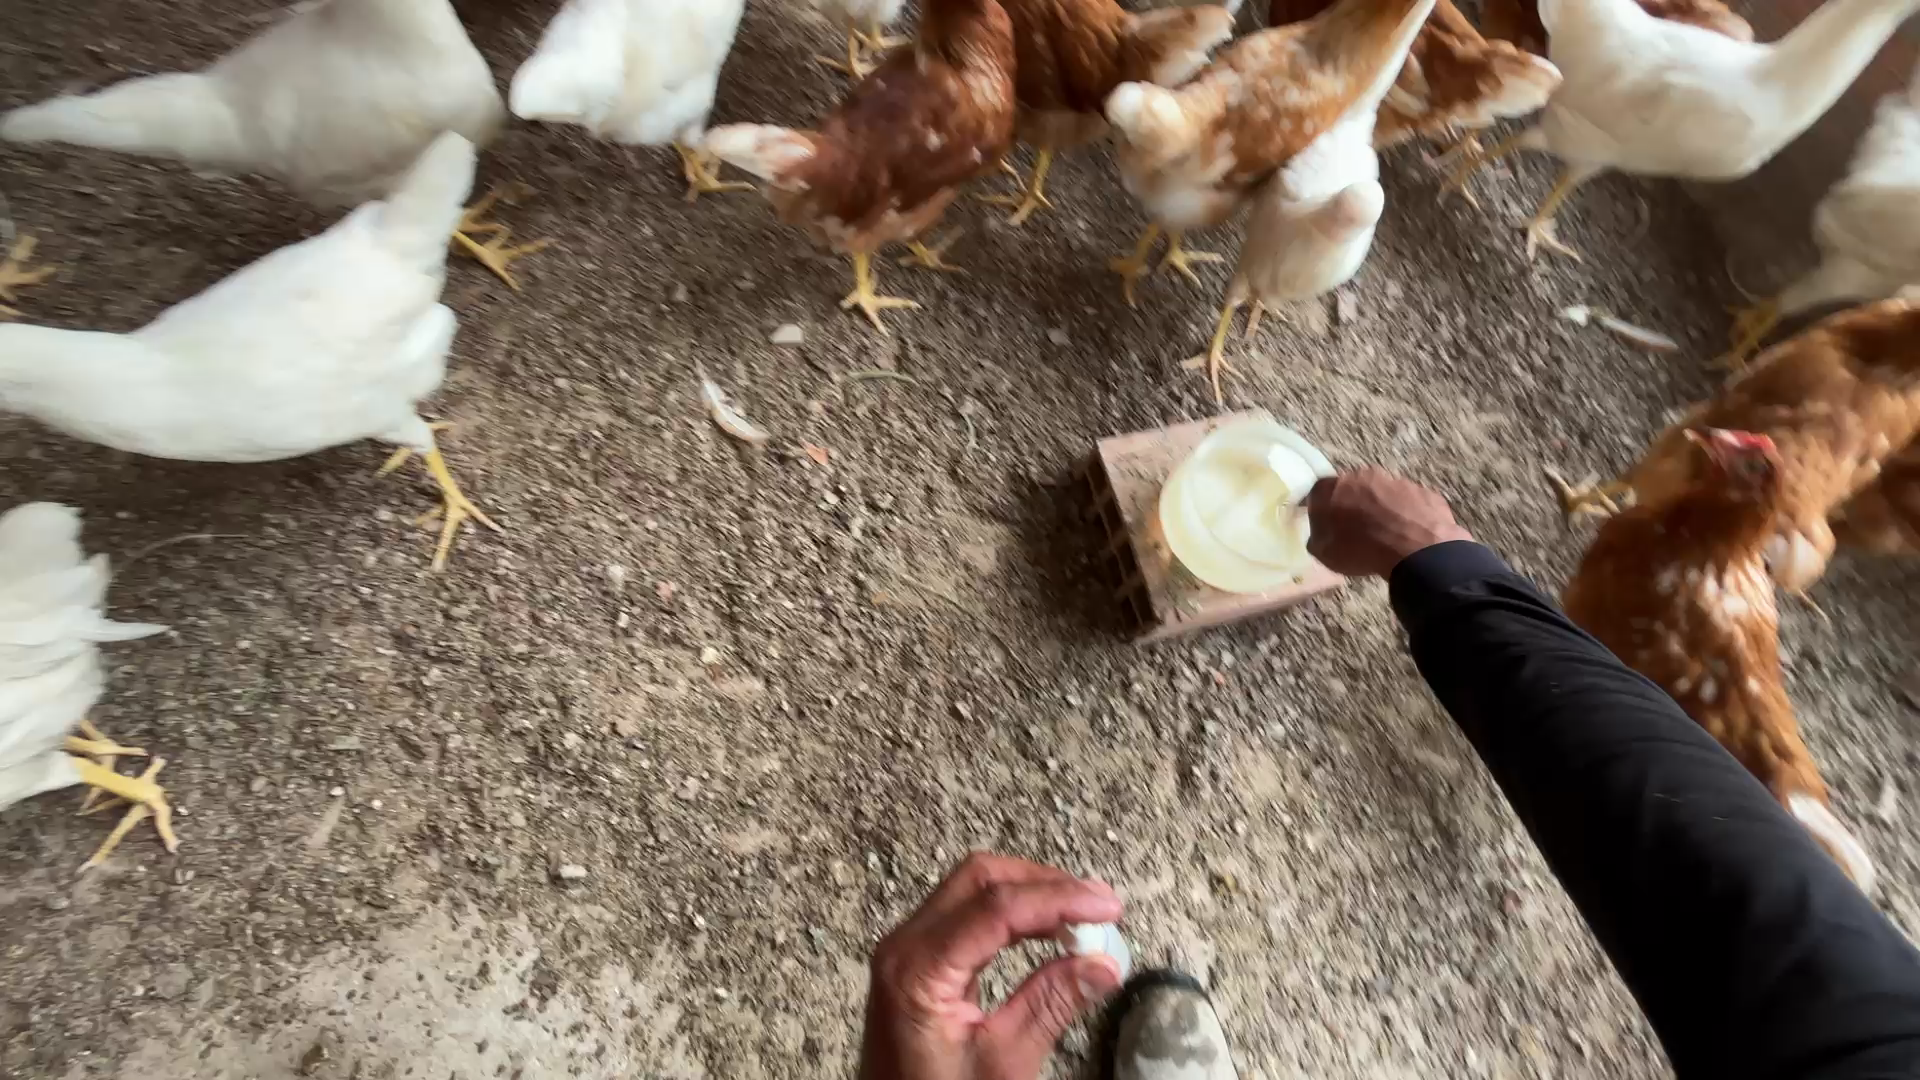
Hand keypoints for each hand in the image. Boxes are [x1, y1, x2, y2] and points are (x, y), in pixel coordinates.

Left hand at [859, 853, 1125, 1079]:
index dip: (1056, 898)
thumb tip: (1106, 963)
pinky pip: (964, 909)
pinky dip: (1009, 909)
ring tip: (1081, 913)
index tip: (1108, 907)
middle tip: (1096, 904)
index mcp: (917, 968)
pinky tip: (1045, 926)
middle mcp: (904, 941)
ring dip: (1028, 891)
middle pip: (979, 878)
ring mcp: (906, 944)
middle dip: (1042, 883)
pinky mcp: (917, 954)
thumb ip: (1050, 1005)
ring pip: (972, 886)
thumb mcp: (1002, 1065)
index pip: (994, 907)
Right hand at [1305, 468, 1473, 577]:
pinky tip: (1408, 535)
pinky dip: (1406, 515)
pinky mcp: (1424, 492)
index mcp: (1331, 488)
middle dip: (1353, 504)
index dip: (1321, 508)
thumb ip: (1318, 535)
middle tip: (1355, 528)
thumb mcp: (1323, 552)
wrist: (1416, 551)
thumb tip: (1321, 532)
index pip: (1318, 493)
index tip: (1325, 523)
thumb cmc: (1360, 549)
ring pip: (1383, 493)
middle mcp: (1361, 476)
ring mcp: (1396, 481)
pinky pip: (1409, 503)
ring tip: (1385, 535)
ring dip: (1381, 508)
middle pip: (1353, 488)